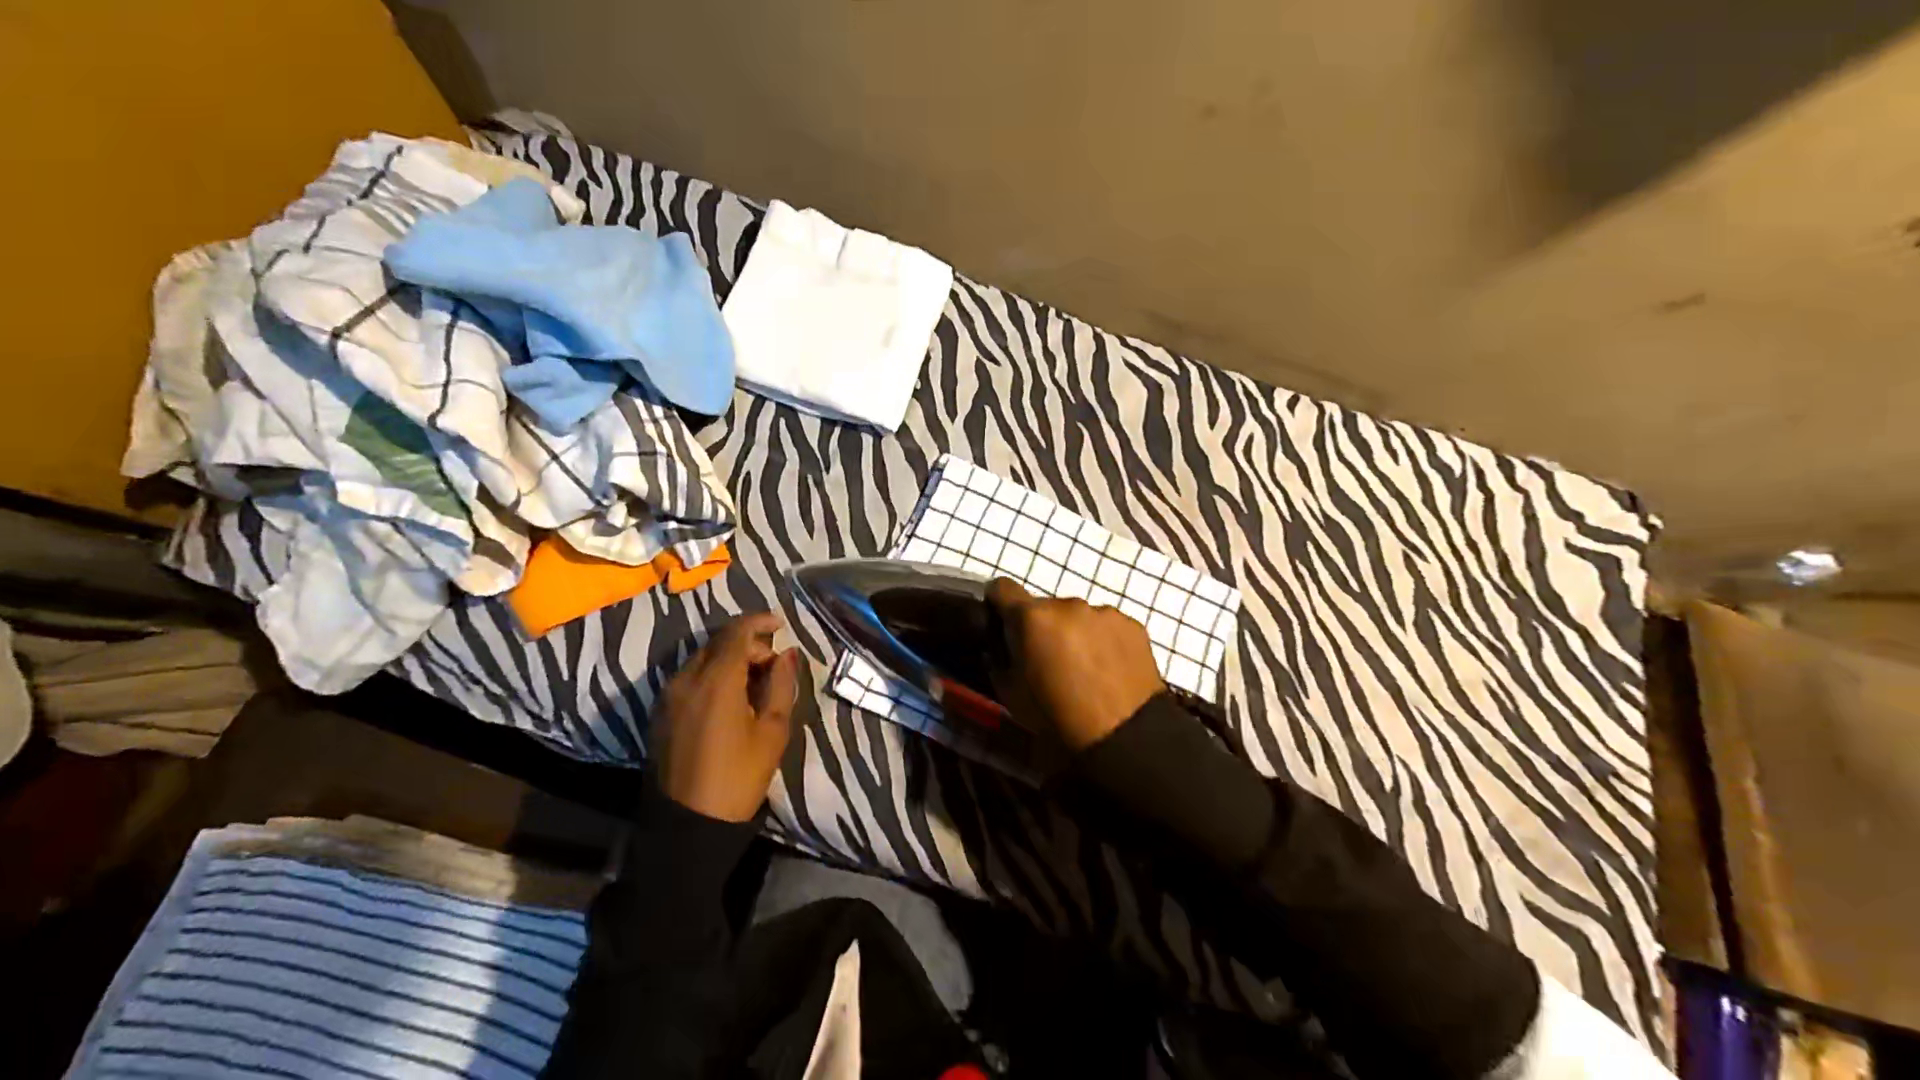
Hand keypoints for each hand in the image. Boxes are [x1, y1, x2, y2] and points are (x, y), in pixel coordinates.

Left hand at [655, 612, 799, 822]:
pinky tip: (730, 696)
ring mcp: (669, 696)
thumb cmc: (740, 777)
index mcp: (716, 681)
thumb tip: (786, 654)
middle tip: (773, 662)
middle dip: (747, 643)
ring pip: (702, 658)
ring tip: (754, 680)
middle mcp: (686, 679)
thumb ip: (781, 684)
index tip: (781, 625)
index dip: (760, 622)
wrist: (690, 823)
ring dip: (729, 658)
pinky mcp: (661, 712)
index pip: (737, 632)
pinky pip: (690, 678)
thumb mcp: (773, 731)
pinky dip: (712, 674)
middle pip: (718, 642)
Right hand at [986, 579, 1165, 750]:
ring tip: (1085, 669)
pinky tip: (1109, 670)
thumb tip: (1000, 649)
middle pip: (1044, 608)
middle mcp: (1068, 605)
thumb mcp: (1011, 695)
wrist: (1124, 736)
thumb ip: (999, 662)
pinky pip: (1107, 626)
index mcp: (1033, 618)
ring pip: (1078, 617)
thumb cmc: (1058, 719)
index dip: (998, 604)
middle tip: (1049, 661)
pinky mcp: (1132, 625)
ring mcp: (1104, 612)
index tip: (1003, 624)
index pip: (1002, 588)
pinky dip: (1103, 641)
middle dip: (1042, 628)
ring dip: (1074, 633)